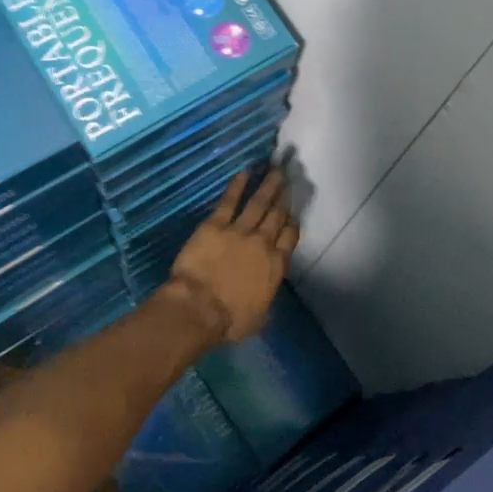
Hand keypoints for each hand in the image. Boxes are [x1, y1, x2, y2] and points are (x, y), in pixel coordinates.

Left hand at [168, 167, 296, 343]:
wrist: (198, 308)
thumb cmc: (228, 321)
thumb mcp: (258, 317)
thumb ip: (265, 298)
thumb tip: (265, 294)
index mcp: (275, 266)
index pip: (289, 238)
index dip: (292, 223)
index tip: (294, 213)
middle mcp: (262, 243)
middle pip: (277, 215)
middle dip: (285, 197)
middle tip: (291, 179)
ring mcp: (239, 231)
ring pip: (259, 203)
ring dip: (269, 185)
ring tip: (276, 170)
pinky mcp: (215, 225)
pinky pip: (229, 201)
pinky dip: (237, 186)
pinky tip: (245, 172)